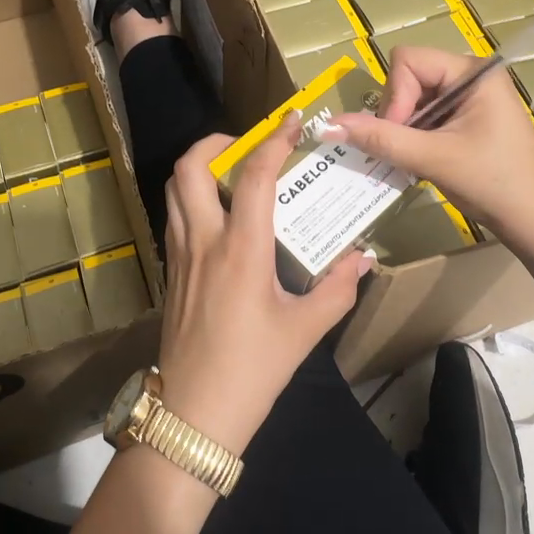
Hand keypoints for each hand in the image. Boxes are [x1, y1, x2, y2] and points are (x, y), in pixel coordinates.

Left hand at [155, 112, 371, 454]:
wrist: (193, 414)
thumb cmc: (252, 370)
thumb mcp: (304, 332)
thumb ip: (336, 290)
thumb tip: (363, 259)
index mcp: (240, 248)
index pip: (254, 175)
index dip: (274, 140)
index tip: (292, 119)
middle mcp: (203, 239)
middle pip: (190, 166)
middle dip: (216, 142)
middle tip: (248, 145)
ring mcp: (179, 253)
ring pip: (175, 188)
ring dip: (199, 167)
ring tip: (233, 173)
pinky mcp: (170, 270)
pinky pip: (174, 214)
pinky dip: (192, 196)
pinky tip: (220, 216)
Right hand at [323, 46, 533, 251]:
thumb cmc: (495, 184)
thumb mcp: (432, 159)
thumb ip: (379, 138)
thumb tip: (326, 125)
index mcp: (472, 71)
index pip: (407, 61)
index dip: (394, 97)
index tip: (399, 136)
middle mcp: (471, 76)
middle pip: (408, 77)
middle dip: (398, 114)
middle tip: (405, 151)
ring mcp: (471, 98)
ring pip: (413, 99)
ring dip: (405, 130)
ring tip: (415, 160)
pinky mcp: (468, 119)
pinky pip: (426, 115)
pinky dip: (415, 137)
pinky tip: (422, 161)